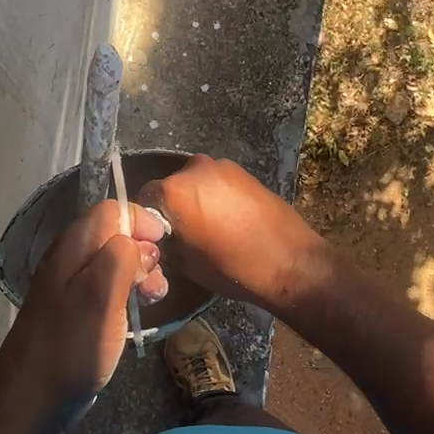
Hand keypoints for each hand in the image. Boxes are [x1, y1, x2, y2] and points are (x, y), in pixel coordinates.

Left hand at [0, 199, 169, 433]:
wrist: (29, 400)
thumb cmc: (70, 347)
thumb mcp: (100, 298)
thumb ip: (120, 258)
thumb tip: (138, 239)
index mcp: (73, 247)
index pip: (111, 210)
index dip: (140, 221)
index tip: (163, 246)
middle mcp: (68, 258)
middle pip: (112, 234)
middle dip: (142, 250)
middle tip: (158, 283)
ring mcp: (68, 284)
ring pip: (110, 261)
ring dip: (137, 272)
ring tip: (154, 298)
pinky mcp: (72, 309)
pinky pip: (103, 286)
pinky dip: (124, 291)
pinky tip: (135, 312)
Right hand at [138, 155, 328, 314]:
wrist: (290, 261)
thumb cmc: (233, 267)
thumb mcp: (186, 263)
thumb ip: (166, 242)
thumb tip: (160, 238)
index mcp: (174, 190)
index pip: (144, 198)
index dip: (146, 220)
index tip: (155, 238)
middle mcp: (193, 168)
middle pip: (169, 186)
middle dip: (171, 207)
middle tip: (180, 234)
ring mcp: (221, 165)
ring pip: (193, 183)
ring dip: (193, 200)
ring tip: (205, 228)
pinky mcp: (241, 170)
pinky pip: (215, 182)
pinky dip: (213, 196)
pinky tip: (224, 219)